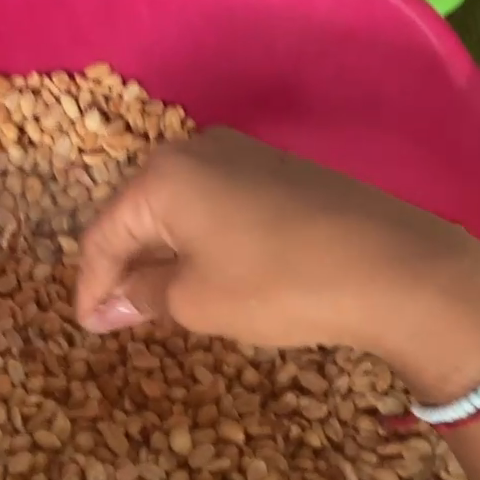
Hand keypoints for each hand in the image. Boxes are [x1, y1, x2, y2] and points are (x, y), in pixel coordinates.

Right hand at [75, 128, 479, 398]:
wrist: (391, 267)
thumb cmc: (276, 285)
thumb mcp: (196, 301)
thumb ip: (142, 295)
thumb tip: (110, 304)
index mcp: (162, 177)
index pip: (104, 236)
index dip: (90, 287)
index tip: (88, 327)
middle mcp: (196, 151)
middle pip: (137, 215)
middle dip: (124, 268)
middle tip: (117, 317)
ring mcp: (242, 156)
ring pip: (177, 210)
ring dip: (161, 256)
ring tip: (156, 301)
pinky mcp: (276, 172)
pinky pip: (214, 207)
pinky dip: (197, 243)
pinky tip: (204, 273)